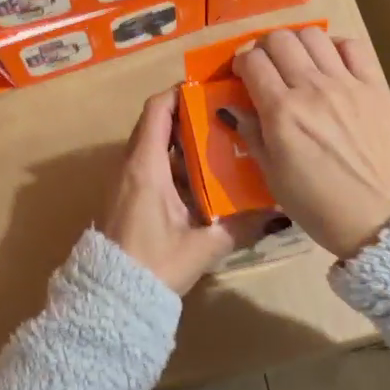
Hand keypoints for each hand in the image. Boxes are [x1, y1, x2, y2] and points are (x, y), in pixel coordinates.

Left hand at [100, 90, 261, 294]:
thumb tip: (278, 212)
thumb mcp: (203, 246)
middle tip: (224, 117)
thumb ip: (240, 226)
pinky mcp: (124, 198)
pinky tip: (201, 180)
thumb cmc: (155, 265)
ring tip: (219, 144)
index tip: (210, 90)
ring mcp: (124, 182)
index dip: (181, 93)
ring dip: (181, 142)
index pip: (158, 109)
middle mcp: (130, 165)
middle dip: (187, 116)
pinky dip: (172, 163)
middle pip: (156, 124)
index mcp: (146, 166)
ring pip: (152, 146)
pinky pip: (148, 166)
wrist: (111, 299)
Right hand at [226, 29, 389, 259]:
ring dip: (297, 43)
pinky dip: (336, 46)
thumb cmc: (321, 206)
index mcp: (282, 113)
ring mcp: (347, 83)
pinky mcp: (376, 85)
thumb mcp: (274, 178)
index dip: (241, 64)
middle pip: (279, 39)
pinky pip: (353, 46)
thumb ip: (252, 136)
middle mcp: (312, 89)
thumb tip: (230, 109)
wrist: (384, 218)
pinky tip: (331, 63)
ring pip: (313, 35)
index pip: (252, 62)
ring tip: (298, 61)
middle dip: (265, 48)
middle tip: (267, 66)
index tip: (242, 76)